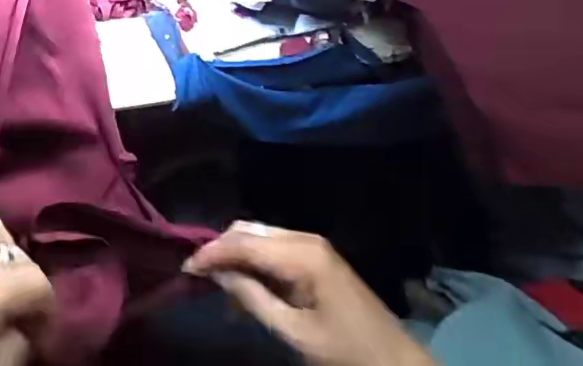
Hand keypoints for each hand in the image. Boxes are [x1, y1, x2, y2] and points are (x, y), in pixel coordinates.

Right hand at [184, 221, 434, 365]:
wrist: (397, 363)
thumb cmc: (346, 353)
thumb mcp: (295, 333)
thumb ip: (254, 300)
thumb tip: (218, 275)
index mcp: (301, 254)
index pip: (245, 243)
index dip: (212, 252)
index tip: (185, 266)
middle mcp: (305, 238)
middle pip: (250, 230)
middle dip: (221, 247)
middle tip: (196, 273)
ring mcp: (313, 244)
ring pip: (261, 236)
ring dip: (236, 253)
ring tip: (215, 282)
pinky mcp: (317, 256)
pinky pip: (275, 248)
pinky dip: (254, 260)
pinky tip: (244, 285)